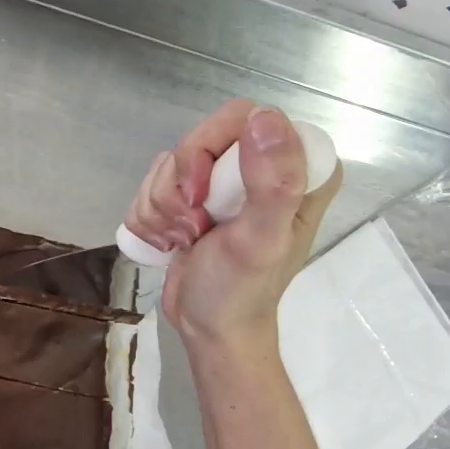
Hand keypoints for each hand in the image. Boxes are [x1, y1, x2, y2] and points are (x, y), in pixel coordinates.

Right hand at [124, 100, 340, 352]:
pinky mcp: (192, 199)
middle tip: (189, 224)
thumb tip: (264, 119)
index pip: (241, 118)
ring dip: (161, 207)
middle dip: (178, 186)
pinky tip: (168, 242)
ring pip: (167, 163)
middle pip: (197, 138)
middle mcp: (264, 165)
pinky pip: (151, 185)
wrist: (210, 329)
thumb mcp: (260, 240)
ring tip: (182, 240)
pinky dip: (150, 217)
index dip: (207, 148)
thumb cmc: (240, 292)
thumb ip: (273, 182)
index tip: (199, 194)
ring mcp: (223, 183)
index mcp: (299, 166)